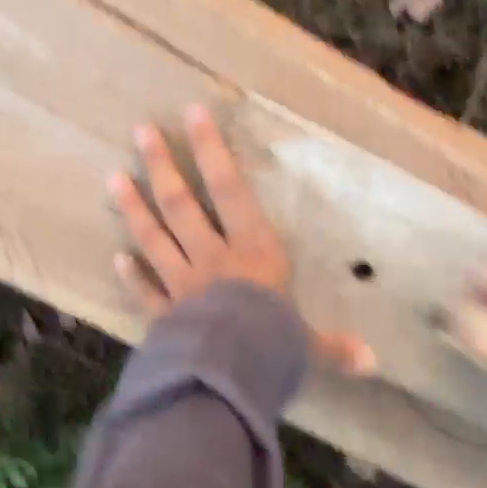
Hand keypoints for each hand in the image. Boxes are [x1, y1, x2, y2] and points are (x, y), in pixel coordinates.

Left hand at [109, 106, 374, 374]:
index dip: (213, 151)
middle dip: (162, 166)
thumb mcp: (308, 345)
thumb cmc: (274, 345)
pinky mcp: (163, 315)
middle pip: (182, 204)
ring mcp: (183, 284)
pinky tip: (117, 259)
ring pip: (155, 238)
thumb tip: (372, 362)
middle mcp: (213, 257)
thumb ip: (334, 348)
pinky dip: (132, 276)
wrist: (227, 373)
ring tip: (114, 178)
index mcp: (253, 251)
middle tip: (141, 131)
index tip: (193, 114)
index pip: (231, 190)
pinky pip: (145, 292)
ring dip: (134, 209)